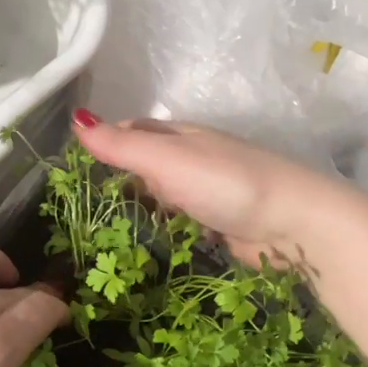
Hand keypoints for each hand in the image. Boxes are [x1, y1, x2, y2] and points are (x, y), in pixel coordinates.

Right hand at [69, 111, 350, 260]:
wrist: (292, 224)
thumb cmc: (225, 184)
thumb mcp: (166, 160)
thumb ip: (123, 145)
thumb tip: (77, 120)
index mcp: (182, 136)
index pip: (136, 130)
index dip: (108, 141)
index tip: (75, 166)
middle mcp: (195, 160)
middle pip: (150, 164)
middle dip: (121, 179)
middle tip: (84, 206)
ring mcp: (210, 194)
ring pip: (165, 197)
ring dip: (142, 209)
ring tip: (106, 232)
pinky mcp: (221, 225)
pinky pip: (183, 224)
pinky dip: (165, 230)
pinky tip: (148, 246)